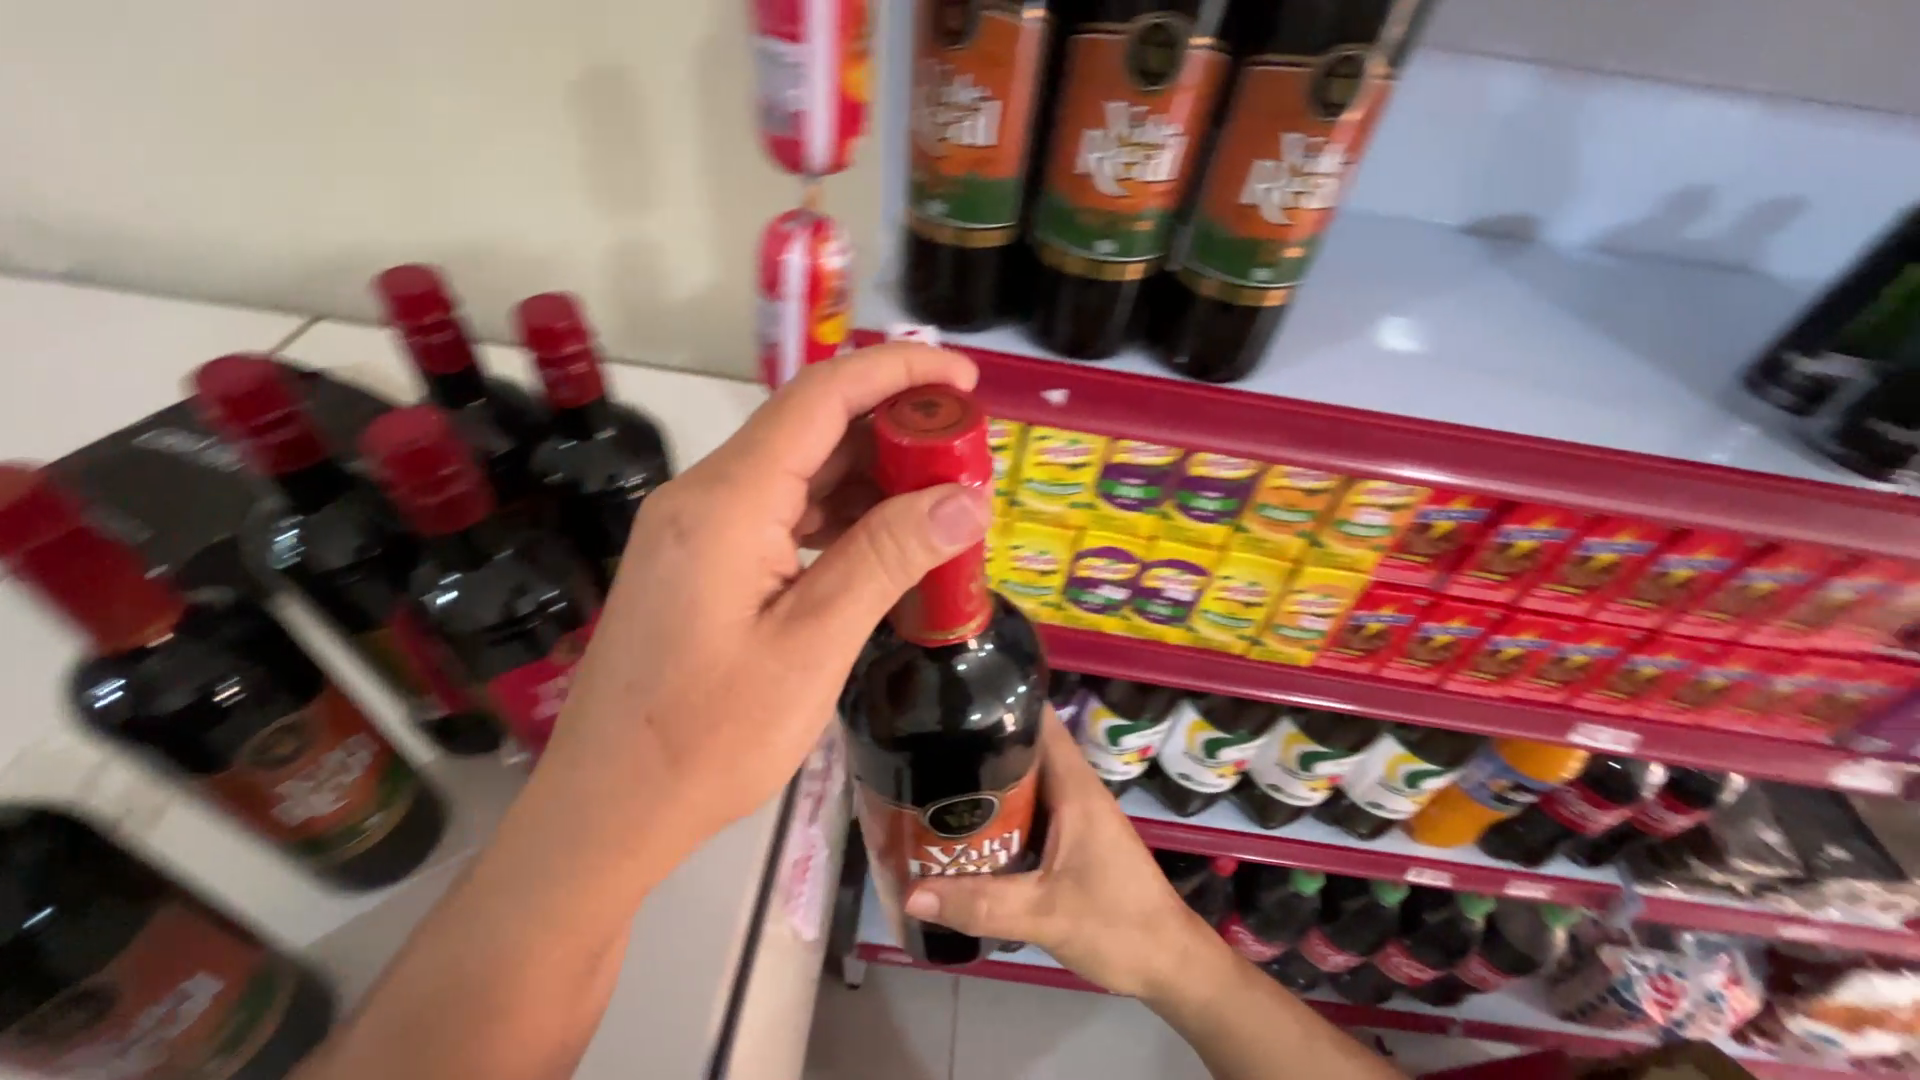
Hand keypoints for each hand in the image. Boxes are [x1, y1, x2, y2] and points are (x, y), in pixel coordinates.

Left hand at [542, 343, 990, 857]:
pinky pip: (778, 516)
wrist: (609, 807)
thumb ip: (887, 560)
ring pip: (797, 475)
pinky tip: (881, 546)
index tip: (962, 378)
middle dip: (893, 433)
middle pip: (810, 431)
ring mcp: (696, 531)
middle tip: (966, 461)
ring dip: (869, 480)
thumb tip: (966, 499)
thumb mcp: (811, 647)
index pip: (821, 397)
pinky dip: (836, 519)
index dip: (896, 372)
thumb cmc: (708, 737)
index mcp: (727, 501)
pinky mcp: (699, 563)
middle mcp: (704, 497)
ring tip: (939, 506)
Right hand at [902, 715, 1222, 999]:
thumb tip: (911, 893)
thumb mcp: (1045, 915)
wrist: (1170, 965)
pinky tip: (965, 833)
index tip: (952, 702)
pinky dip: (999, 817)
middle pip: (1024, 751)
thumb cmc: (1118, 926)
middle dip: (977, 748)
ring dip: (986, 787)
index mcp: (1075, 788)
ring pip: (1025, 786)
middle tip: (921, 750)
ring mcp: (1076, 818)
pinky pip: (1029, 815)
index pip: (1040, 721)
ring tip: (930, 786)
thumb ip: (980, 904)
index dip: (1000, 703)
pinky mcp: (1073, 843)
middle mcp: (1075, 792)